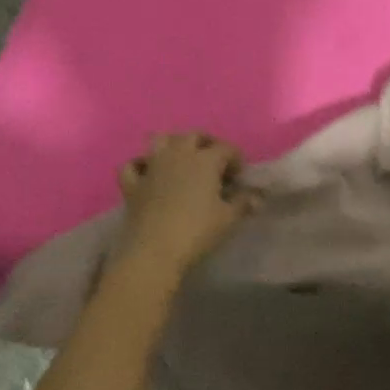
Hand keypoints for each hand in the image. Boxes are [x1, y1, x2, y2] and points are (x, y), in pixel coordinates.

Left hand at [113, 132, 260, 282]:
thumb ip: (243, 203)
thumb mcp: (227, 219)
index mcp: (205, 160)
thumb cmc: (196, 232)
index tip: (239, 178)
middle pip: (194, 136)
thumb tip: (257, 196)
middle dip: (207, 144)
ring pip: (161, 140)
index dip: (236, 160)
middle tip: (214, 164)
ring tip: (182, 160)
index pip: (226, 148)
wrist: (152, 253)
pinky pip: (132, 166)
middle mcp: (179, 155)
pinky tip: (147, 174)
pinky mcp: (132, 185)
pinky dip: (140, 166)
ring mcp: (152, 167)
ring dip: (172, 145)